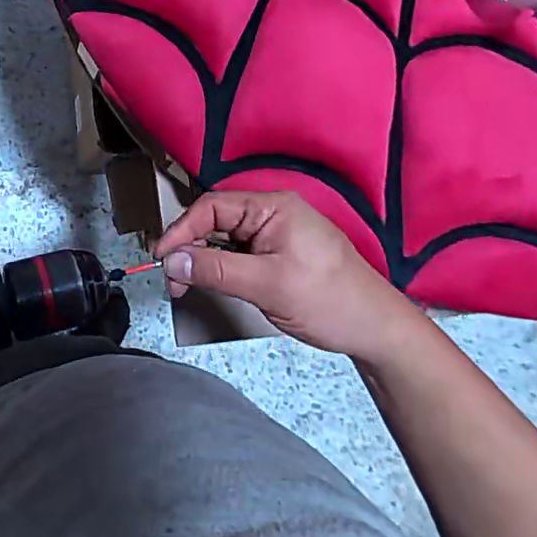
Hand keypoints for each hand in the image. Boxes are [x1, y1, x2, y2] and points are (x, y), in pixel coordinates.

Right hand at [153, 190, 425, 359]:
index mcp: (273, 207)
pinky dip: (219, 266)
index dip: (181, 230)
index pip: (212, 207)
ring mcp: (275, 232)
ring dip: (202, 259)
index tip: (160, 256)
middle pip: (215, 220)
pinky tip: (210, 282)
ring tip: (186, 284)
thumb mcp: (267, 285)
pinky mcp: (277, 252)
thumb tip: (172, 259)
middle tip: (172, 278)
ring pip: (223, 238)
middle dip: (189, 246)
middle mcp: (272, 212)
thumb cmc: (329, 301)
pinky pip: (237, 252)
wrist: (376, 329)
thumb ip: (216, 270)